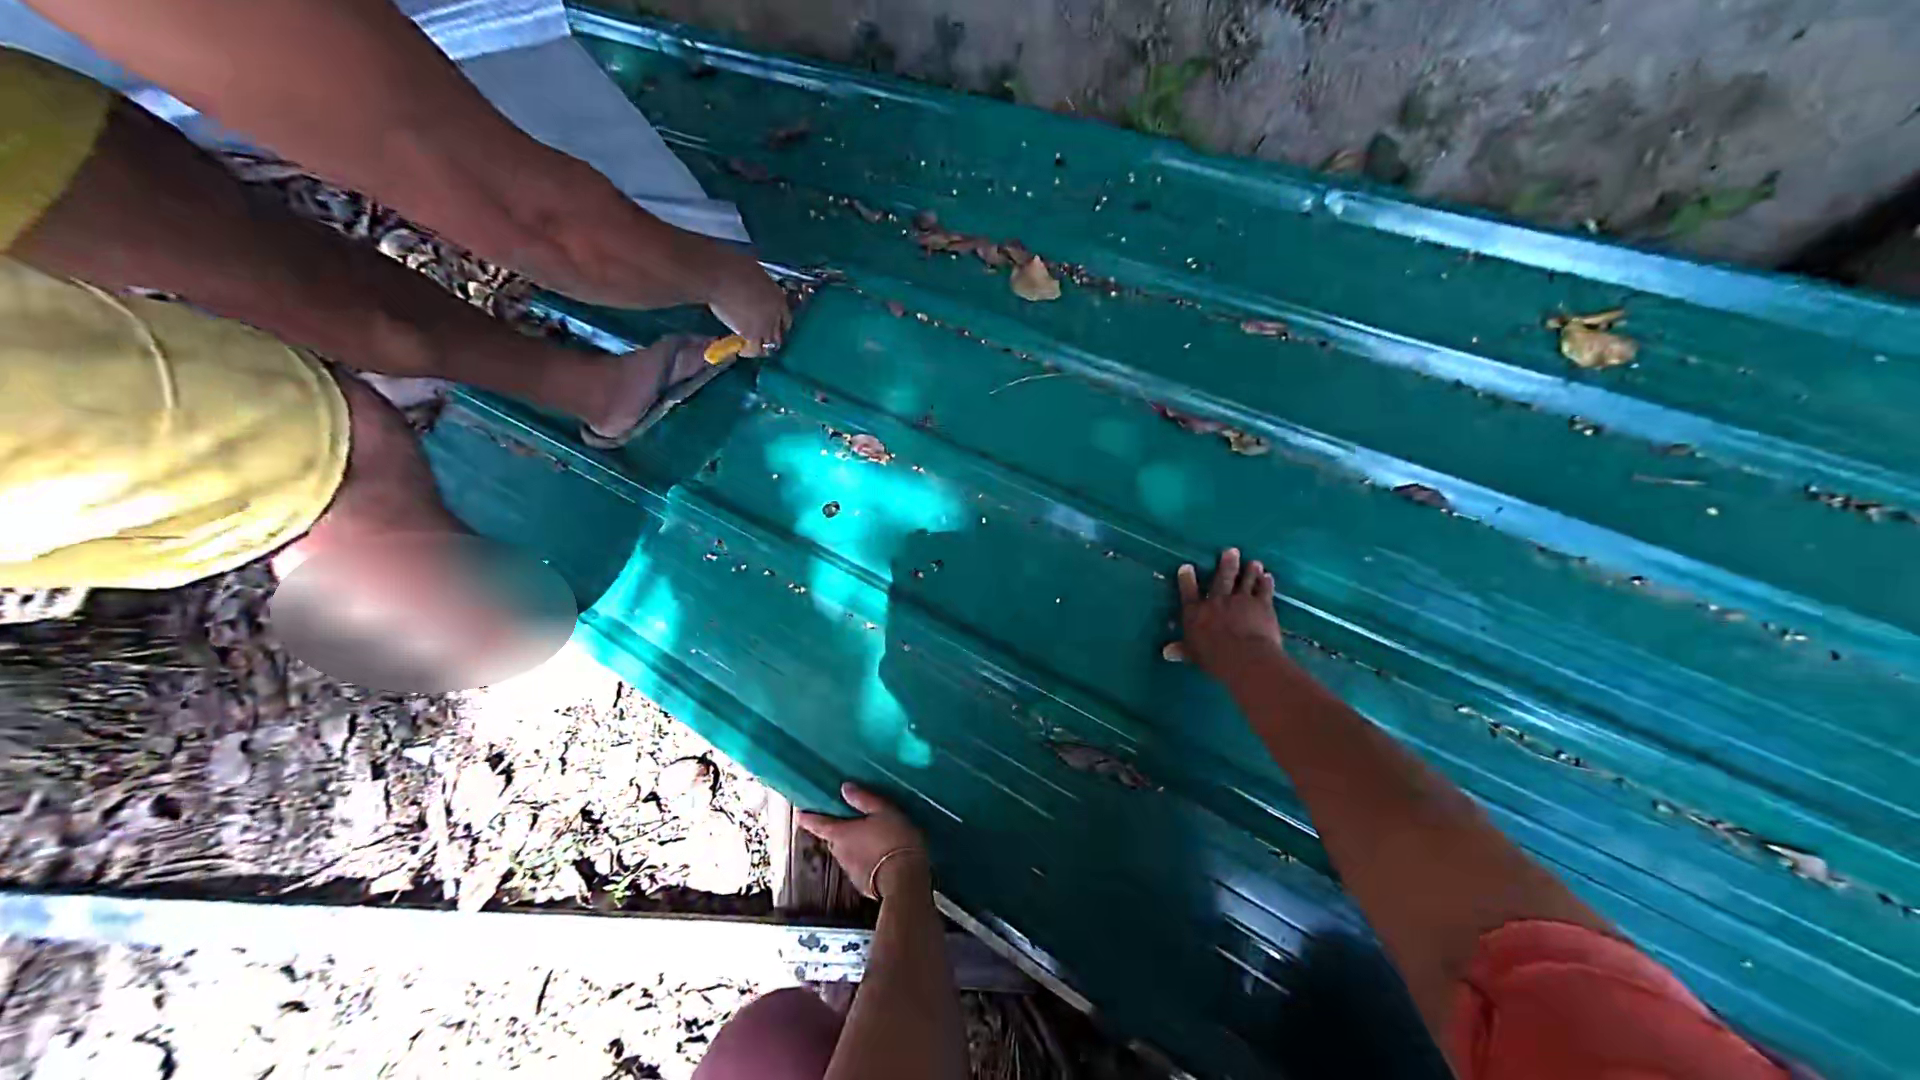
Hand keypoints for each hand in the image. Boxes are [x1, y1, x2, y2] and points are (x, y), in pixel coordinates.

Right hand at [703, 248, 789, 357]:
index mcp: (779, 297)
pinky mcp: (752, 334)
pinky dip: (748, 352)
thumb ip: (759, 287)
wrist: (720, 275)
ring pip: (769, 345)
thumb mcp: (754, 273)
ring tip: (750, 348)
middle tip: (761, 340)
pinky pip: (754, 349)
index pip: (786, 318)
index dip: (780, 324)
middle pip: (780, 334)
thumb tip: (753, 288)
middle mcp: (776, 314)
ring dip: (761, 347)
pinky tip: (740, 351)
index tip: (774, 327)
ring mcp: (766, 326)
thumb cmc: (732, 267)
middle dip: (772, 338)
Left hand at [798, 783, 929, 899]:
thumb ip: (864, 798)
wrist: (905, 880)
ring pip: (847, 853)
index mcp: (841, 833)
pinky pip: (859, 866)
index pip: (818, 824)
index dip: (808, 817)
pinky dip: (865, 859)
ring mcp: (850, 871)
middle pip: (833, 838)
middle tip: (851, 820)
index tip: (799, 814)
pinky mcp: (862, 884)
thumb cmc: (894, 840)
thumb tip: (845, 787)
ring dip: (854, 845)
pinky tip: (879, 856)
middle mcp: (839, 852)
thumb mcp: (884, 811)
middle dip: (839, 830)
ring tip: (870, 837)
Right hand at [1169, 548, 1286, 682]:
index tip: (1186, 567)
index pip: (1188, 592)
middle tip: (1231, 550)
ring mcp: (1240, 600)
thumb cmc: (1214, 658)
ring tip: (1253, 561)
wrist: (1244, 656)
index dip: (1186, 579)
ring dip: (1249, 571)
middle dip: (1226, 564)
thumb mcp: (1193, 655)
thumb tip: (1166, 652)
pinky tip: (1268, 576)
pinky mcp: (1262, 604)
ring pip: (1244, 581)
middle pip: (1221, 579)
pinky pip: (1264, 590)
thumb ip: (1182, 650)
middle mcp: (1217, 601)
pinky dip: (1266, 583)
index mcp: (1196, 613)